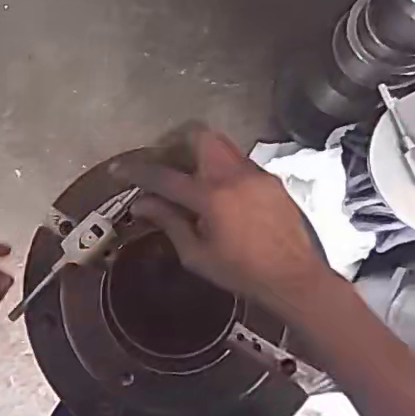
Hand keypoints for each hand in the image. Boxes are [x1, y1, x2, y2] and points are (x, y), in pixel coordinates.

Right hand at [112, 125, 337, 319]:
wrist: (295, 279)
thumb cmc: (242, 273)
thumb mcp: (197, 255)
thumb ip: (169, 223)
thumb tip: (143, 204)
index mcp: (211, 196)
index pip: (165, 176)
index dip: (137, 172)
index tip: (119, 169)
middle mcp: (234, 175)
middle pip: (199, 136)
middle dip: (176, 143)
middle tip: (164, 162)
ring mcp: (256, 174)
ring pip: (222, 146)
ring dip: (201, 155)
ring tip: (191, 178)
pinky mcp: (271, 181)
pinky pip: (240, 163)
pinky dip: (223, 170)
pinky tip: (221, 195)